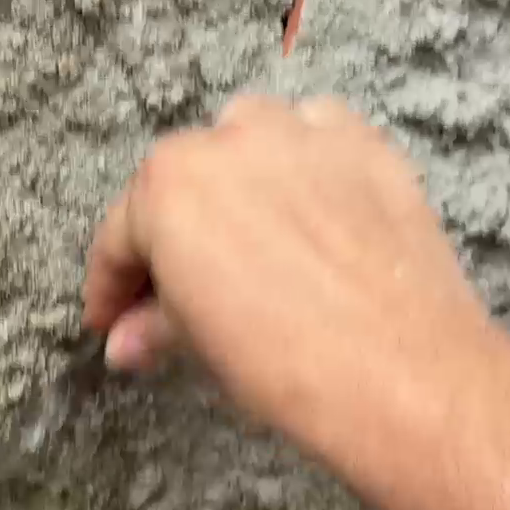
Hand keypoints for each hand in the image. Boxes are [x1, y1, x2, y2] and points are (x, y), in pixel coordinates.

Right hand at [82, 95, 504, 473]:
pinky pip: (314, 134)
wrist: (401, 374)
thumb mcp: (195, 343)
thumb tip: (127, 339)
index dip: (109, 285)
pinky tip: (303, 204)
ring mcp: (300, 134)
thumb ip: (151, 325)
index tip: (110, 316)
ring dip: (229, 177)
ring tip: (239, 232)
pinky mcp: (363, 145)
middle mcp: (226, 142)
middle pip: (176, 183)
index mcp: (167, 187)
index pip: (118, 236)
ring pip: (242, 137)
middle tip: (170, 291)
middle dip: (167, 234)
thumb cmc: (285, 361)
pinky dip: (298, 161)